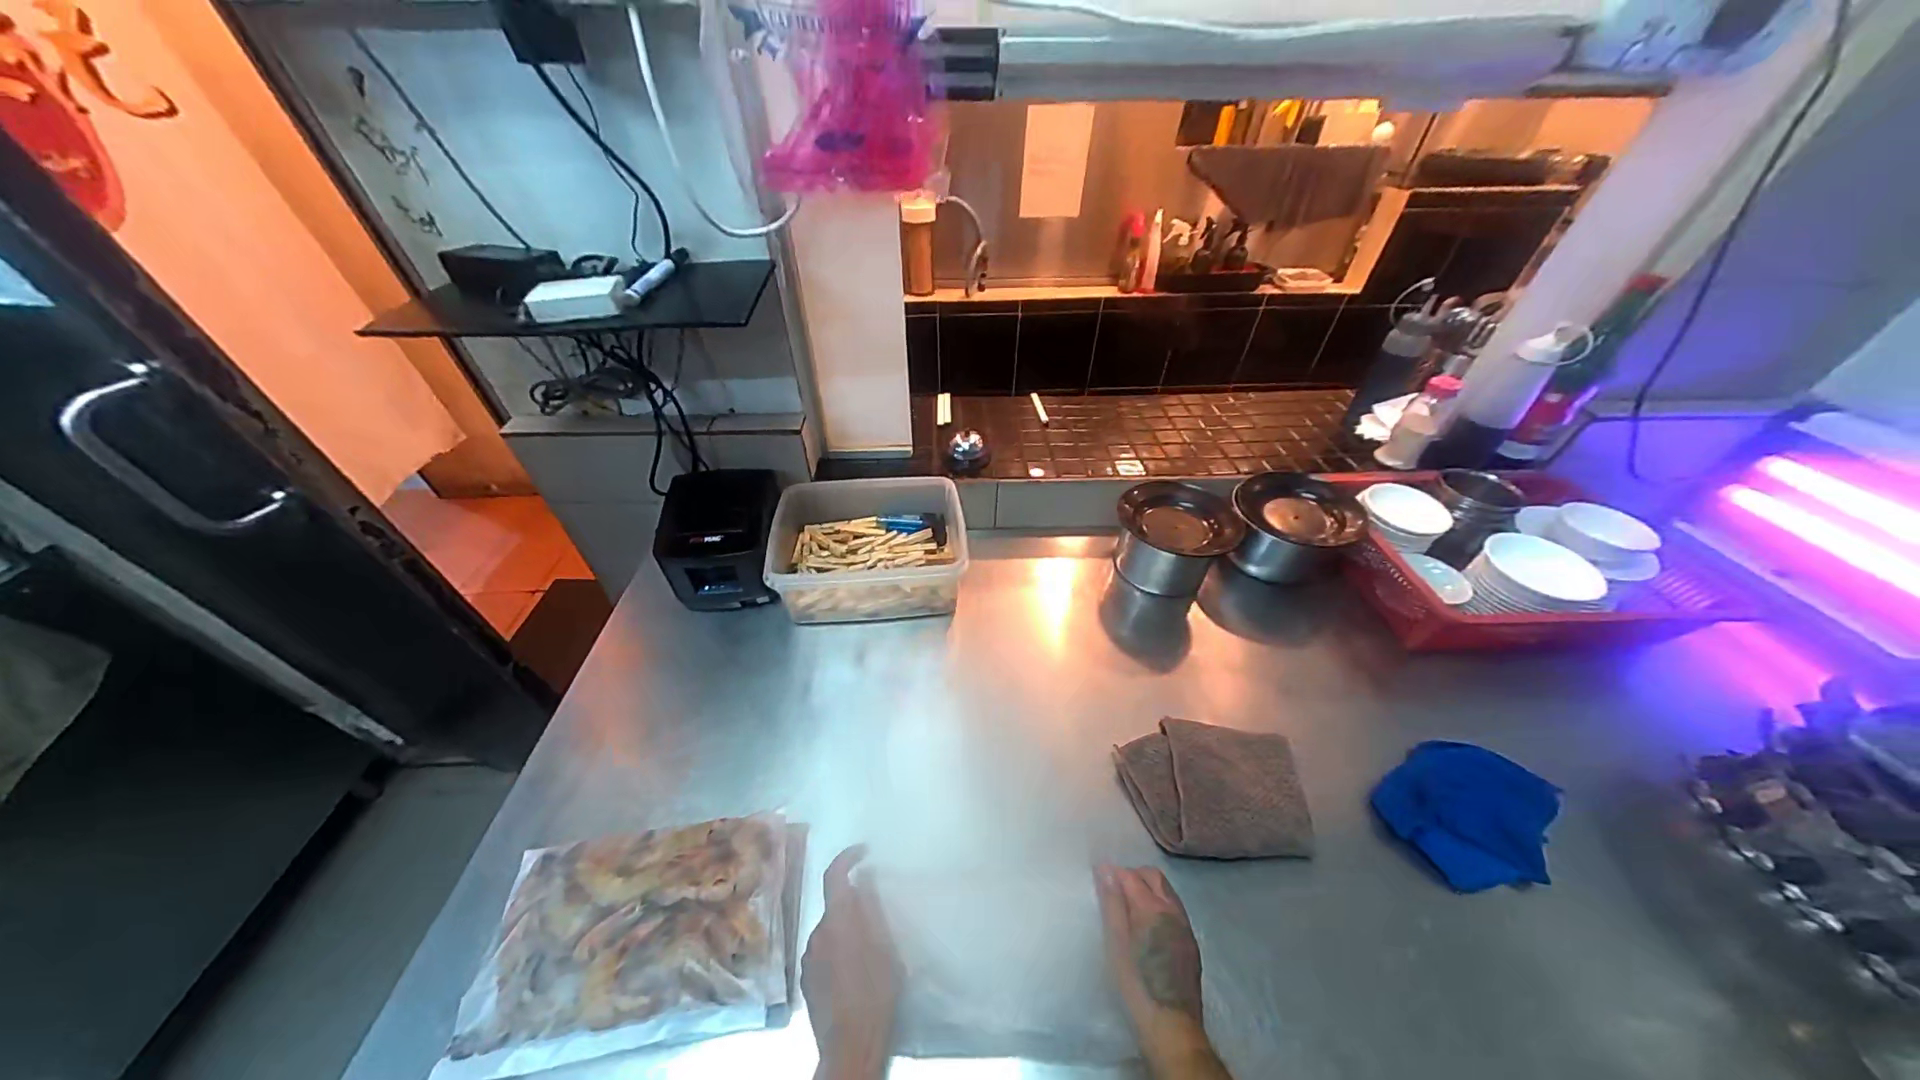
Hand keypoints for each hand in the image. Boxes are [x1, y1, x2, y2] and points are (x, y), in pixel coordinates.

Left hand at [804, 846, 898, 1079]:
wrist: (852, 1044)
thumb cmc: (876, 991)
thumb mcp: (885, 944)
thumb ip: (872, 907)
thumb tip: (864, 875)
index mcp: (837, 919)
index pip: (834, 875)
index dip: (847, 857)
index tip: (864, 852)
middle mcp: (817, 933)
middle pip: (836, 905)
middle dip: (855, 904)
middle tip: (880, 916)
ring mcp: (809, 959)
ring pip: (831, 930)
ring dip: (848, 931)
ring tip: (872, 950)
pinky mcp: (807, 981)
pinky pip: (825, 952)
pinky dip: (840, 952)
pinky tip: (856, 972)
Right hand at [1095, 865, 1231, 1079]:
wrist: (1171, 1024)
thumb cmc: (1135, 983)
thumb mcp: (1115, 943)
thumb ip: (1111, 903)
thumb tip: (1106, 870)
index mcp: (1151, 908)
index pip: (1130, 875)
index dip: (1113, 873)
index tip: (1098, 877)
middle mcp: (1172, 910)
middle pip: (1153, 876)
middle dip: (1133, 875)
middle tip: (1114, 891)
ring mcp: (1185, 925)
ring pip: (1167, 891)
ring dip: (1148, 888)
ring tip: (1129, 907)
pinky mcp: (1190, 941)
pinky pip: (1175, 908)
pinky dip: (1159, 904)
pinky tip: (1148, 925)